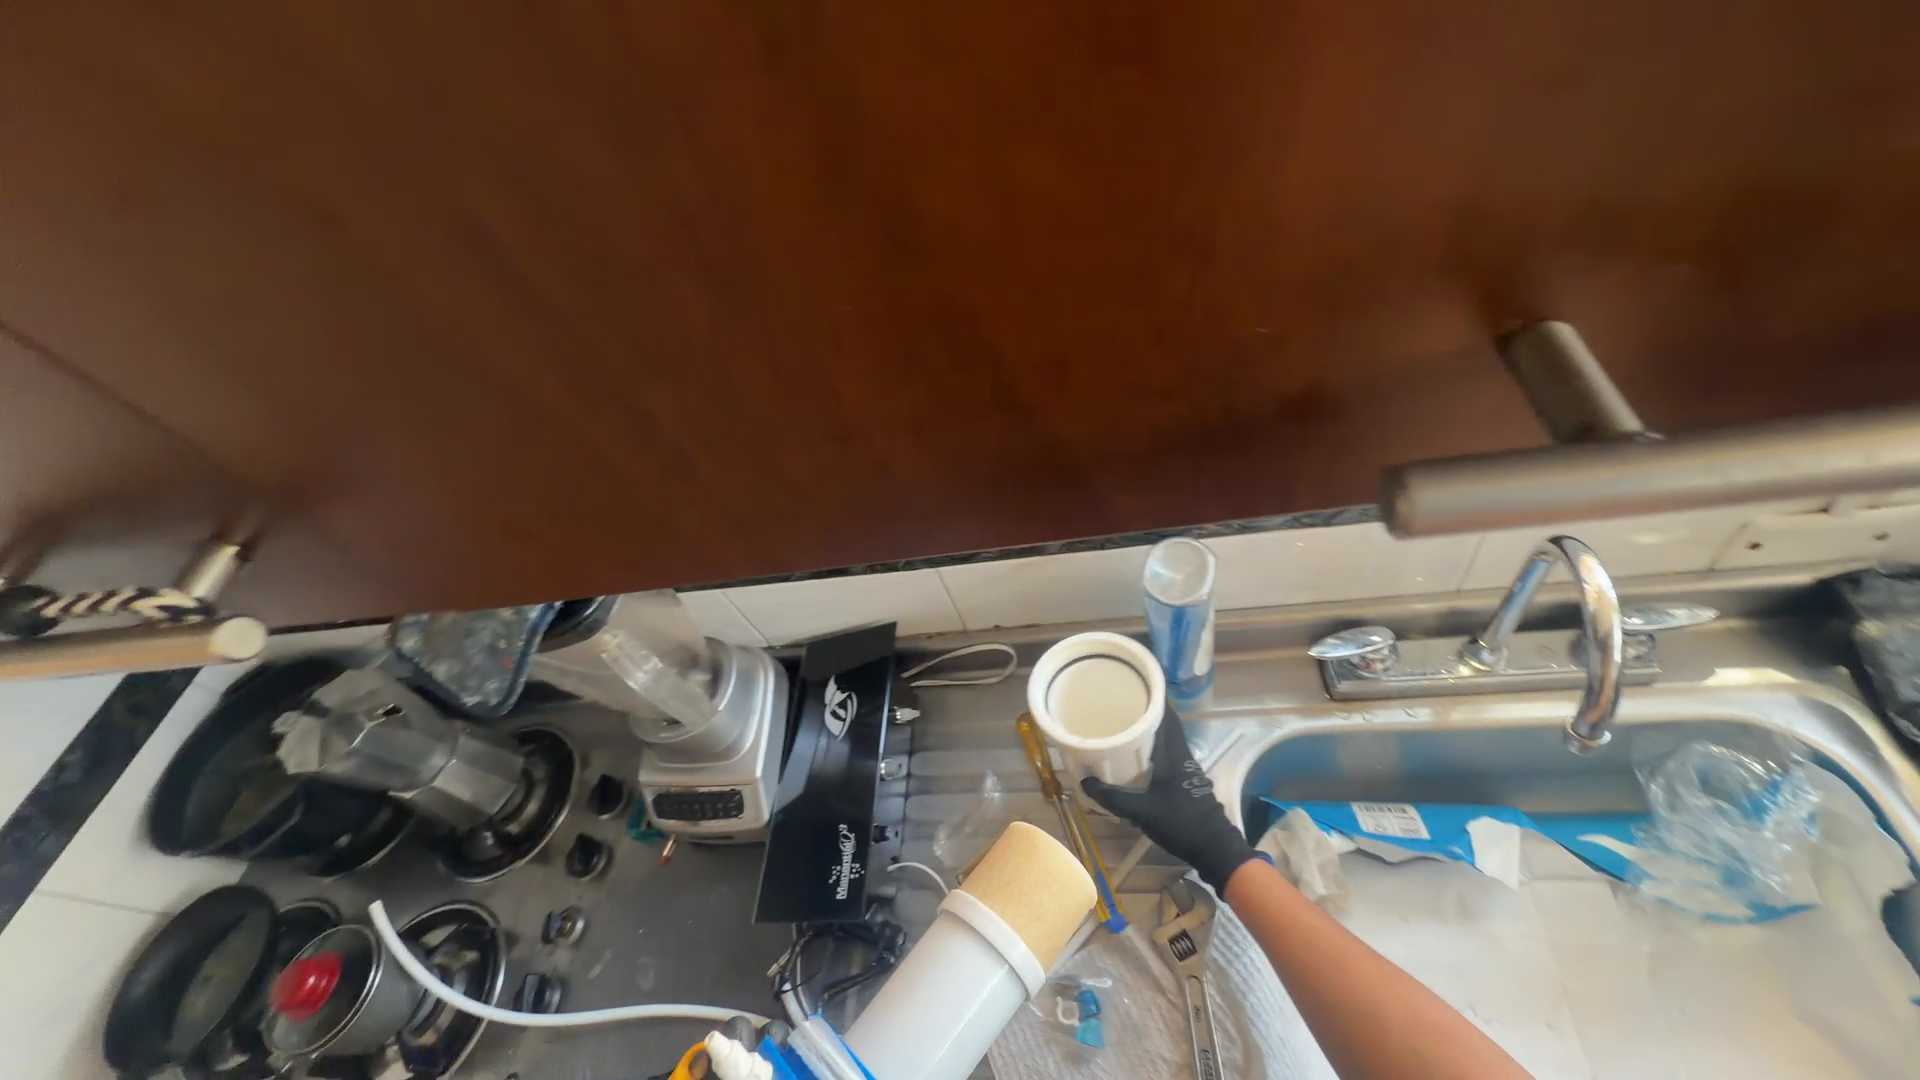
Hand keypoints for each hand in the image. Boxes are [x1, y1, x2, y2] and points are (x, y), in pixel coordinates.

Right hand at [1080, 708, 1258, 893]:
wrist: (1214, 847)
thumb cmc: (1180, 823)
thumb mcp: (1141, 811)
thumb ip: (1113, 798)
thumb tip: (1085, 783)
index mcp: (1174, 754)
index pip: (1166, 715)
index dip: (1155, 696)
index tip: (1137, 681)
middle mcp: (1182, 755)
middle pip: (1166, 724)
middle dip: (1147, 710)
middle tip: (1121, 701)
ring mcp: (1187, 768)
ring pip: (1167, 739)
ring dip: (1150, 729)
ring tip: (1125, 723)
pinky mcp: (1186, 780)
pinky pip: (1167, 754)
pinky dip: (1153, 747)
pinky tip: (1138, 754)